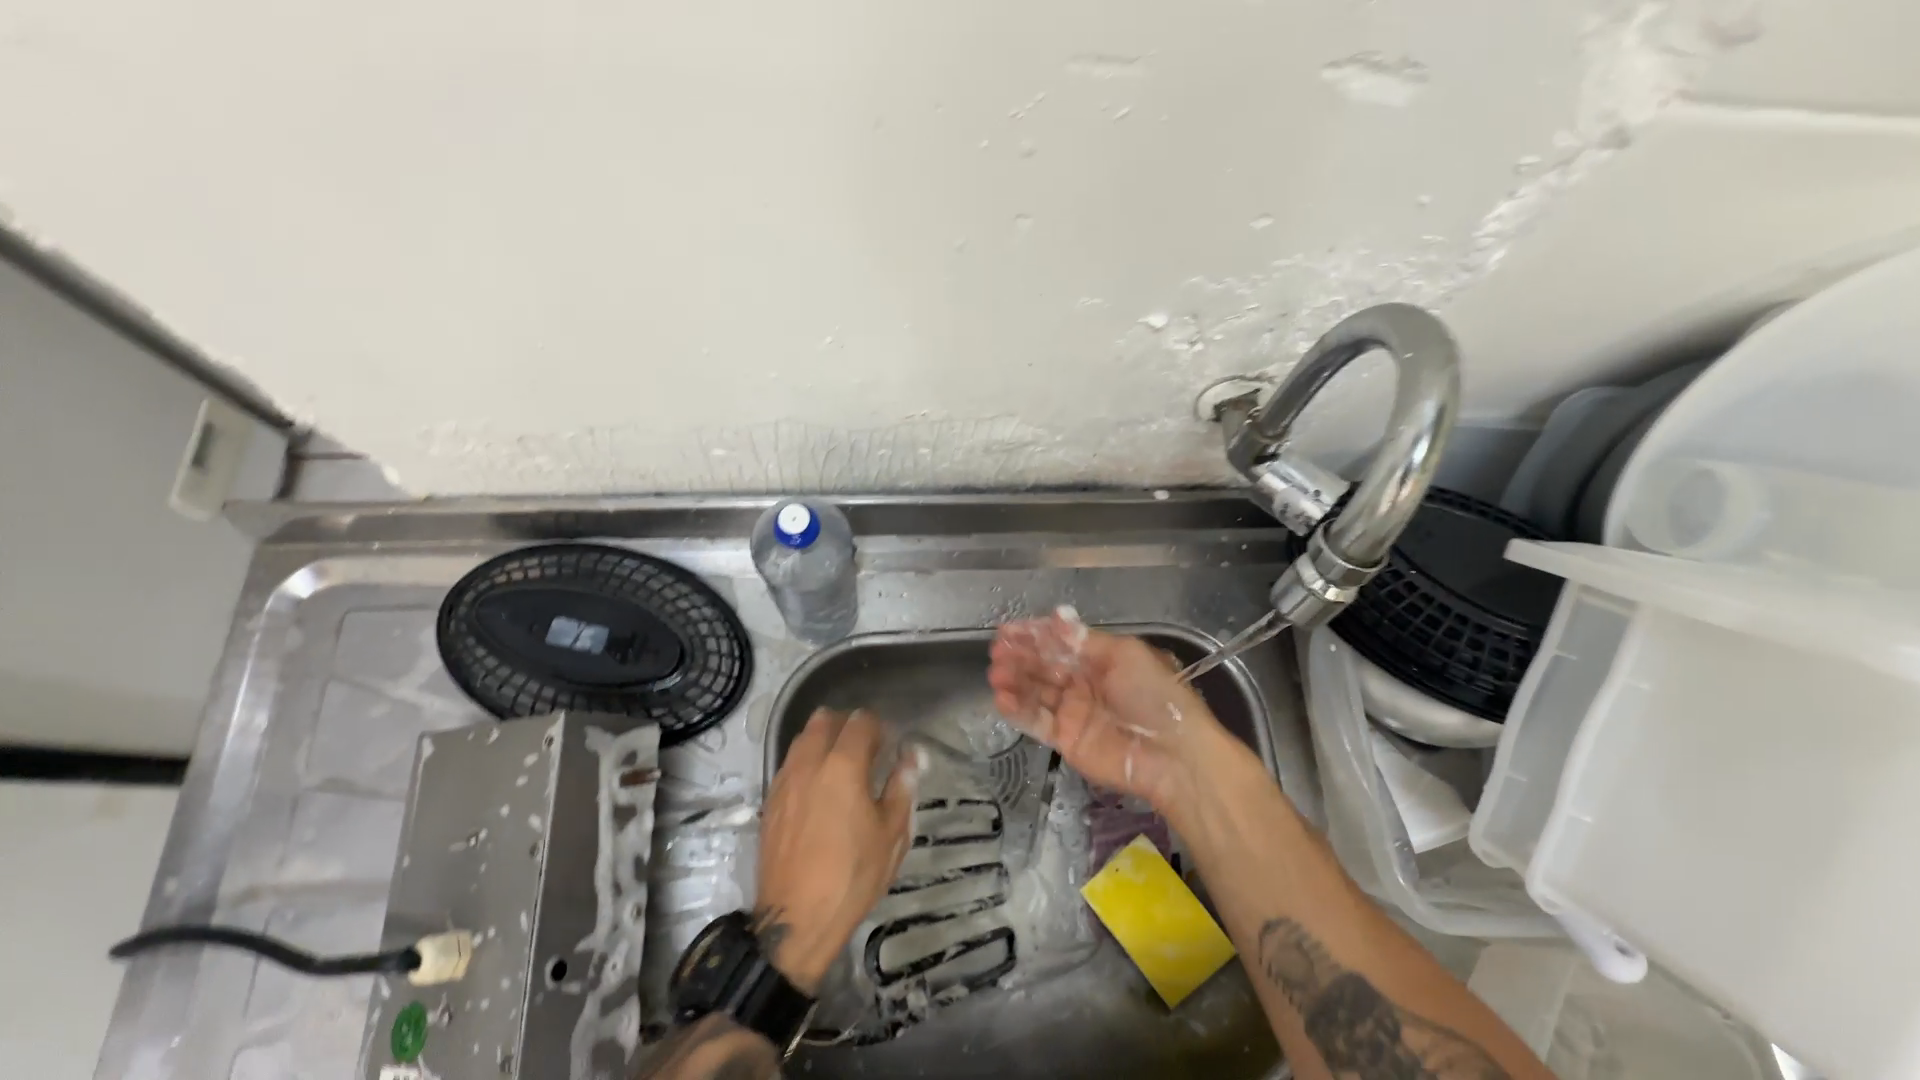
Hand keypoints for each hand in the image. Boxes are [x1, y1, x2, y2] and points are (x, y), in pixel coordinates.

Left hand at [755, 707, 918, 993]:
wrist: (797, 918)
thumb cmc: (854, 875)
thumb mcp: (892, 834)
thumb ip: (901, 788)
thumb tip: (910, 757)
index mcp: (843, 766)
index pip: (861, 722)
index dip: (879, 727)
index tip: (890, 744)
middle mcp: (809, 764)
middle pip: (824, 721)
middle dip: (846, 725)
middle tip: (865, 749)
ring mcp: (784, 781)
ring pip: (802, 740)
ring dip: (822, 741)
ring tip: (841, 767)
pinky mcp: (770, 802)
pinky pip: (789, 765)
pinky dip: (805, 763)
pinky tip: (818, 789)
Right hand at [988, 614, 1229, 813]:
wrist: (1174, 755)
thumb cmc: (1155, 696)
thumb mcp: (1125, 656)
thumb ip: (1086, 640)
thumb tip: (1058, 615)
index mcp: (1102, 660)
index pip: (1061, 643)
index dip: (1034, 636)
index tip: (1007, 631)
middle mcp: (1084, 683)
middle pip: (1044, 667)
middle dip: (1020, 657)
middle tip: (996, 651)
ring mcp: (1073, 712)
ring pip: (1036, 692)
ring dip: (1014, 680)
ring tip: (995, 673)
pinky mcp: (1065, 740)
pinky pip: (1036, 722)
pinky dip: (1018, 710)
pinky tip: (1001, 698)